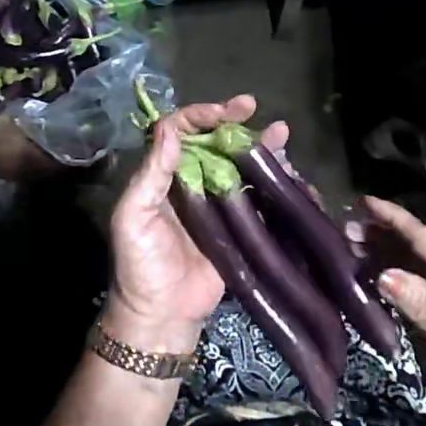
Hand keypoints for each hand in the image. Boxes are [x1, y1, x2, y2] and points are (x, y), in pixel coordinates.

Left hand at [106, 94, 287, 353]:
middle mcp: (190, 183)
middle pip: (214, 143)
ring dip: (260, 149)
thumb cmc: (140, 265)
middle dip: (234, 124)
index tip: (226, 110)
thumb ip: (151, 174)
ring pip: (239, 166)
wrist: (161, 315)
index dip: (201, 115)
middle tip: (255, 110)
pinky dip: (275, 186)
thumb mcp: (133, 218)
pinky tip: (293, 175)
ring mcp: (216, 205)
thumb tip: (169, 129)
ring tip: (281, 135)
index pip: (180, 132)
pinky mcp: (237, 228)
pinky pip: (258, 200)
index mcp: (162, 175)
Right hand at [359, 196, 425, 425]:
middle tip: (344, 229)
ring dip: (381, 251)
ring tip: (349, 245)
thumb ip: (421, 303)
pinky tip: (367, 274)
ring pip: (409, 261)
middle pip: (413, 245)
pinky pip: (409, 282)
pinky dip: (386, 273)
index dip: (392, 218)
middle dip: (380, 232)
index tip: (362, 201)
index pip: (423, 237)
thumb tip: (382, 274)